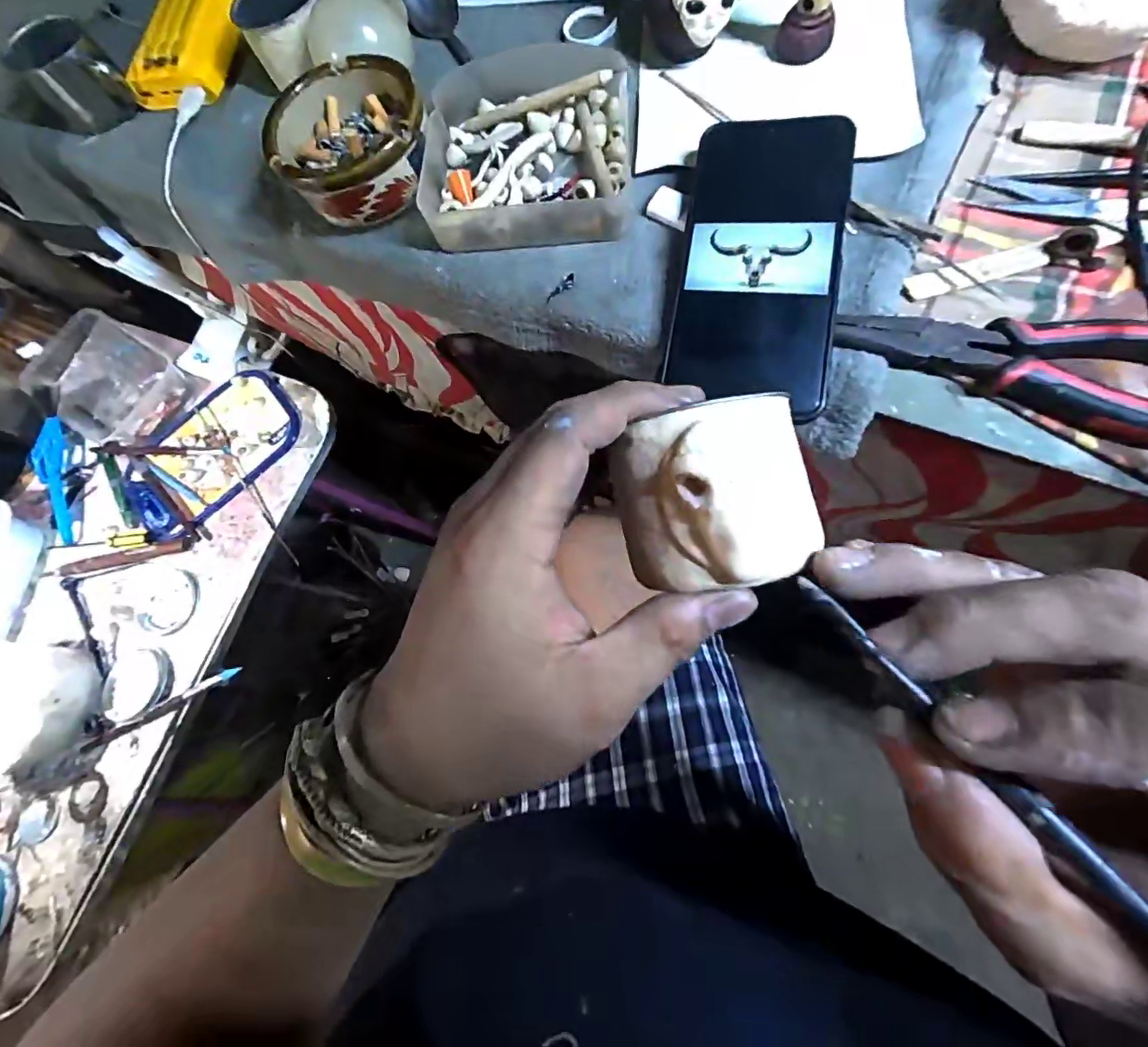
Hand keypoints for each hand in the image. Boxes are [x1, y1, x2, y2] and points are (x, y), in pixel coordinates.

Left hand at [359, 383, 758, 810]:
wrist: (410, 747)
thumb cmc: (499, 726)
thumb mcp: (594, 695)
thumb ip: (666, 637)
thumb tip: (738, 598)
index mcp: (506, 537)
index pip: (565, 434)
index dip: (627, 403)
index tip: (687, 400)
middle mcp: (478, 514)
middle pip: (547, 431)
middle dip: (616, 412)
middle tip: (685, 423)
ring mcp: (466, 526)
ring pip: (531, 452)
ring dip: (592, 438)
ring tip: (657, 449)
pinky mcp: (466, 543)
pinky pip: (521, 483)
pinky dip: (568, 470)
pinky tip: (609, 495)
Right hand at [811, 542, 1147, 1038]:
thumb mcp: (1090, 958)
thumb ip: (1003, 871)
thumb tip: (906, 749)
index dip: (1078, 720)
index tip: (951, 732)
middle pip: (1121, 617)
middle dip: (984, 626)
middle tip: (882, 652)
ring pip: (1051, 583)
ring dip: (931, 576)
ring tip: (837, 576)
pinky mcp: (1073, 637)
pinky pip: (1001, 582)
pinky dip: (920, 572)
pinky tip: (856, 570)